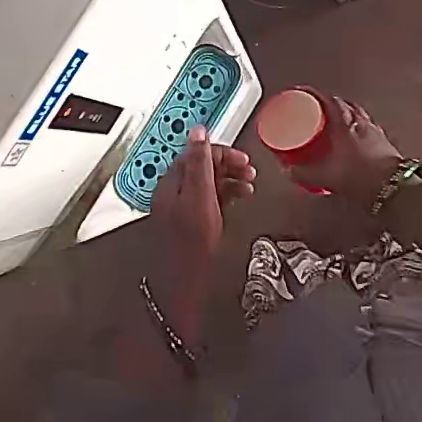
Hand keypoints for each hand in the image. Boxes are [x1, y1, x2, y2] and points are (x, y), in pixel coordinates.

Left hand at [145, 127, 253, 336]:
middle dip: (227, 164)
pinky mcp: (189, 223)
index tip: (243, 160)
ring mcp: (180, 208)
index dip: (220, 153)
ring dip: (228, 179)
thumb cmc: (190, 248)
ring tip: (249, 184)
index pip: (195, 153)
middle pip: (201, 166)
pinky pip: (208, 199)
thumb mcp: (199, 200)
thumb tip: (198, 132)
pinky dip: (225, 195)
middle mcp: (173, 192)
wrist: (180, 288)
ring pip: (206, 182)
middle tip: (249, 171)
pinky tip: (238, 199)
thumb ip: (199, 165)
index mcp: (171, 183)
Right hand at [286, 87, 402, 202]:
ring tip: (336, 122)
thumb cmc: (359, 176)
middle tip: (319, 108)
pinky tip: (355, 140)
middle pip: (345, 104)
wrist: (393, 189)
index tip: (303, 91)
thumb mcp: (324, 176)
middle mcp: (361, 123)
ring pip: (359, 115)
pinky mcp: (386, 144)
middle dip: (331, 103)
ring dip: (347, 114)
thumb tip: (289, 171)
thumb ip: (303, 173)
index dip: (313, 94)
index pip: (328, 100)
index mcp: (344, 124)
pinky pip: (369, 129)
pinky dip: (359, 129)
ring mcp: (376, 132)